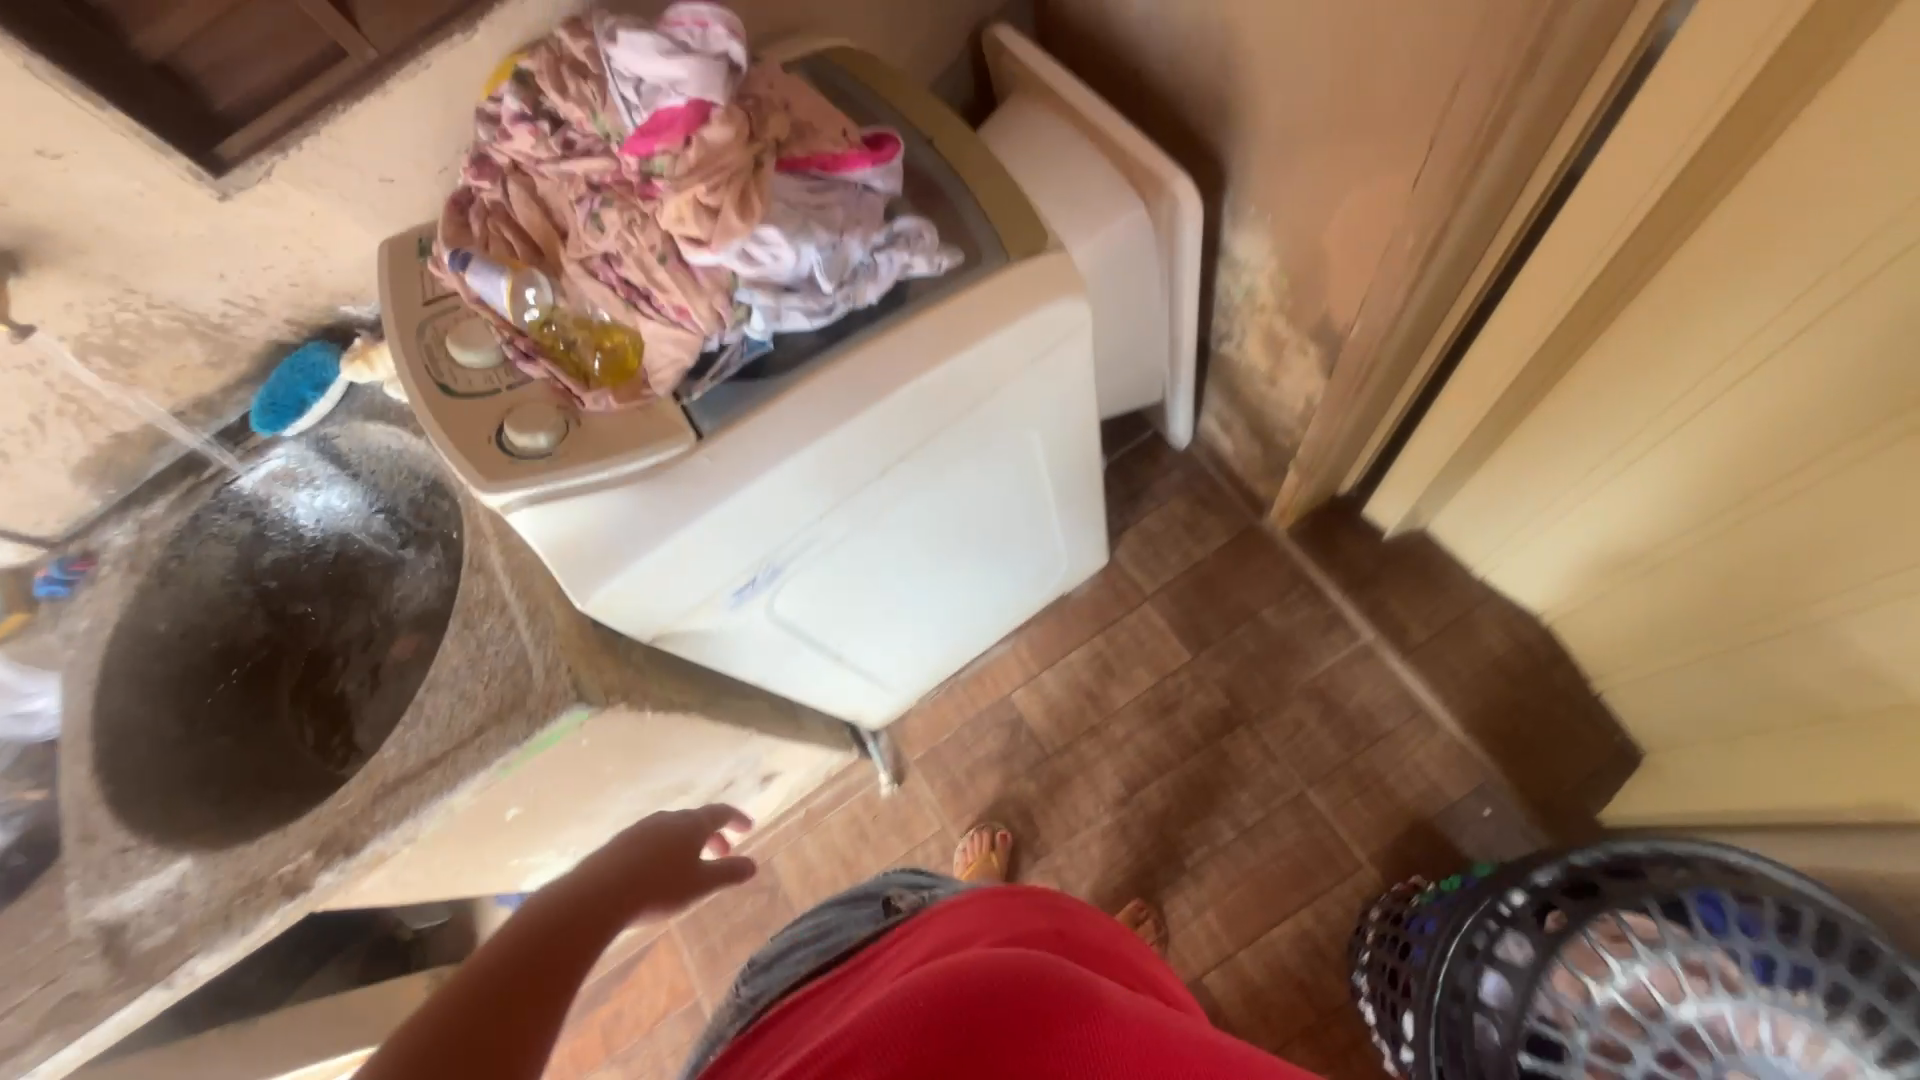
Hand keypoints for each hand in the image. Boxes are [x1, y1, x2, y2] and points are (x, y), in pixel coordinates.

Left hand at [562, 804, 755, 923]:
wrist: (597, 895)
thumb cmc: (658, 888)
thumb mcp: (701, 885)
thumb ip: (728, 873)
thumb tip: (753, 864)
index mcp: (692, 825)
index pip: (721, 812)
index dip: (737, 819)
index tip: (748, 827)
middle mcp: (668, 820)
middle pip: (696, 820)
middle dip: (712, 835)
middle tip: (722, 853)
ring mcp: (641, 829)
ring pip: (672, 829)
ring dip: (688, 842)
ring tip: (690, 865)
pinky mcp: (619, 843)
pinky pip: (651, 840)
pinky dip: (665, 849)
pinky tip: (658, 871)